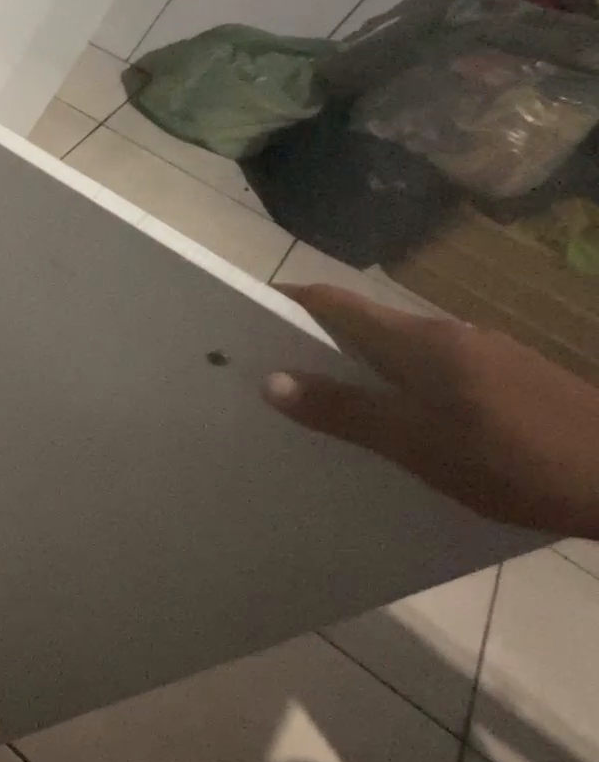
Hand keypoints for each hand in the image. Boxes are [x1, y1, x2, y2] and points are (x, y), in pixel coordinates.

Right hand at [263, 283, 598, 539]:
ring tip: (320, 403)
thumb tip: (271, 380)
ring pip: (398, 352)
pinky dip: (395, 386)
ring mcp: (486, 358)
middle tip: (266, 371)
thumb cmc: (519, 459)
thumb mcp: (415, 443)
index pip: (335, 304)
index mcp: (420, 342)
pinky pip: (430, 373)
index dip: (286, 302)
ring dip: (355, 368)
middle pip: (365, 326)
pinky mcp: (511, 382)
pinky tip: (393, 423)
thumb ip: (342, 409)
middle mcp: (451, 336)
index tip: (242, 315)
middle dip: (312, 342)